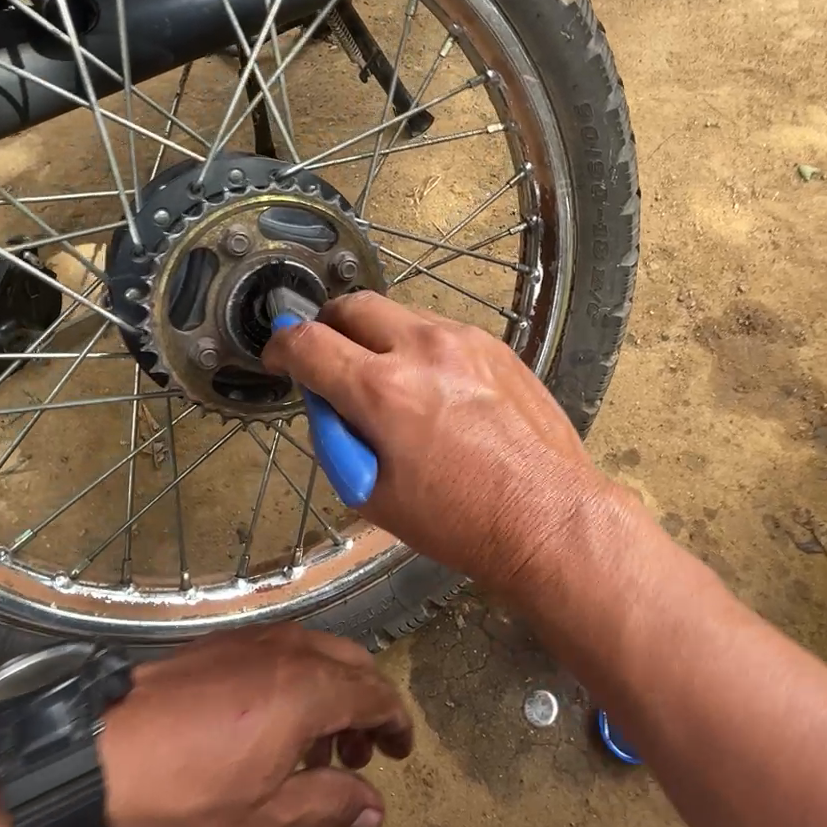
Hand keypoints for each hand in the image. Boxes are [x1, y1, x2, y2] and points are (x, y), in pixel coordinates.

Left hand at [98, 625, 412, 826]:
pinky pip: (283, 649)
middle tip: (358, 756)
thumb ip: (330, 803)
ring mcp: (256, 638)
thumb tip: (376, 808)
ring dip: (333, 691)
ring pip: (319, 653)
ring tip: (316, 746)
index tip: (400, 752)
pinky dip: (300, 678)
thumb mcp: (264, 818)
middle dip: (366, 706)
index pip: (376, 693)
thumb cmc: (187, 796)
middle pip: (353, 665)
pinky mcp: (225, 640)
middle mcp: (292, 649)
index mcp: (311, 688)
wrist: (98, 755)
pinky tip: (275, 721)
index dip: (396, 723)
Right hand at [261, 292, 609, 586]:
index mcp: (383, 390)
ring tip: (388, 383)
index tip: (278, 356)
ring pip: (400, 315)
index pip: (308, 343)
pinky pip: (442, 330)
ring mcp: (466, 341)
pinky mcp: (497, 346)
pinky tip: (434, 388)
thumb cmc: (461, 521)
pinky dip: (421, 348)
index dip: (281, 347)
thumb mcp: (374, 493)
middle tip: (328, 359)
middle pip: (353, 306)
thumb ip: (341, 436)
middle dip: (328, 327)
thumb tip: (330, 401)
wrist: (548, 516)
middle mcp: (423, 349)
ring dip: (378, 338)